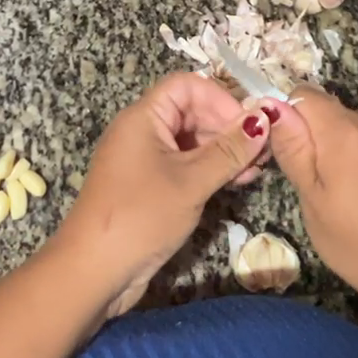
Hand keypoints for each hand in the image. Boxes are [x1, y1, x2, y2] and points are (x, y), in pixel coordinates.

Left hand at [54, 73, 270, 315]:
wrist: (93, 271)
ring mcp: (143, 160)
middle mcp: (141, 131)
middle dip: (227, 127)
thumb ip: (229, 150)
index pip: (186, 85)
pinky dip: (209, 170)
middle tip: (260, 152)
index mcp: (143, 117)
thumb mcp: (191, 182)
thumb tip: (264, 119)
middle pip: (190, 111)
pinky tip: (235, 183)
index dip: (220, 98)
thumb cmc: (140, 216)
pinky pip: (184, 165)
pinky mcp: (148, 186)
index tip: (249, 124)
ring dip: (223, 151)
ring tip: (254, 171)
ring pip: (190, 140)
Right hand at [262, 88, 357, 341]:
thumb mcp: (314, 206)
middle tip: (329, 188)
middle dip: (326, 141)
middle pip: (337, 115)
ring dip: (357, 151)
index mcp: (345, 133)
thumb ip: (293, 150)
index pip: (305, 95)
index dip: (292, 116)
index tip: (295, 151)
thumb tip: (273, 107)